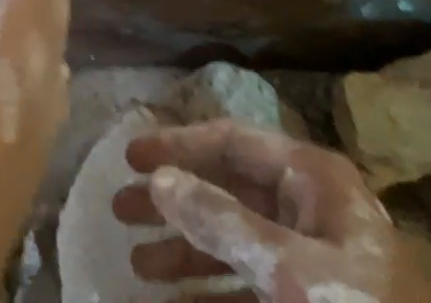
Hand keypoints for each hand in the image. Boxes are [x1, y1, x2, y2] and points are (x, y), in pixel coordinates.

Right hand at [111, 120, 430, 302]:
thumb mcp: (289, 268)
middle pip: (227, 189)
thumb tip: (161, 177)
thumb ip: (223, 223)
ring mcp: (309, 255)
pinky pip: (246, 284)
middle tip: (119, 210)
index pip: (233, 142)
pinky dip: (209, 291)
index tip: (129, 158)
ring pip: (233, 238)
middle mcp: (308, 207)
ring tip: (136, 266)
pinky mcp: (306, 298)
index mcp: (311, 179)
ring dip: (184, 250)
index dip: (179, 146)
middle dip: (174, 201)